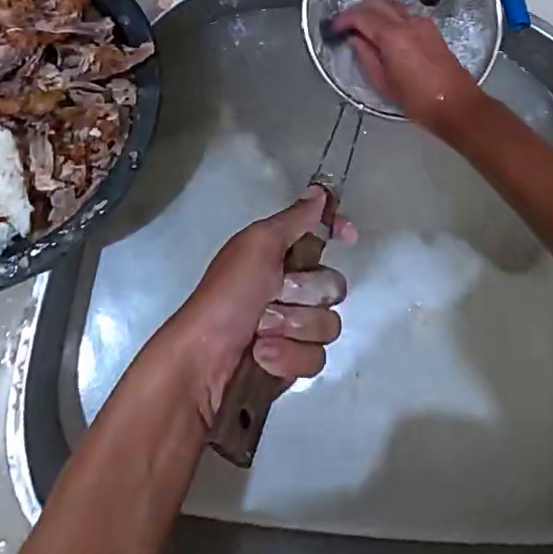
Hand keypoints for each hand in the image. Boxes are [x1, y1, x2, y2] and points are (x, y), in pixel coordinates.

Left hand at [159, 186, 355, 425]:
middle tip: (275, 296)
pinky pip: (316, 357)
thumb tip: (320, 191)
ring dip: (294, 326)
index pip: (317, 235)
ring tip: (262, 331)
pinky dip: (289, 356)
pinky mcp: (293, 362)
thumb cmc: (229, 295)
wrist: (205, 362)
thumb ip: (294, 219)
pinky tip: (264, 356)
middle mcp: (288, 288)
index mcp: (277, 255)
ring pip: (328, 324)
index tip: (348, 236)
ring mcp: (292, 327)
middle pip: (332, 284)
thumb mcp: (258, 245)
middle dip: (305, 293)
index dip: (334, 231)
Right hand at [330, 0, 486, 134]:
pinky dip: (390, 16)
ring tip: (364, 29)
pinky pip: (405, 14)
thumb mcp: (383, 82)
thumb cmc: (417, 100)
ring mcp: (422, 23)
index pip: (362, 16)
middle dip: (358, 11)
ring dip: (375, 11)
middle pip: (377, 3)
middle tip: (347, 27)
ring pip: (392, 5)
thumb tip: (355, 40)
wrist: (456, 104)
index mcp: (393, 36)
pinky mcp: (432, 29)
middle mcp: (408, 22)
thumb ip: (366, 56)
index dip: (344, 20)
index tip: (334, 29)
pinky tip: (384, 33)